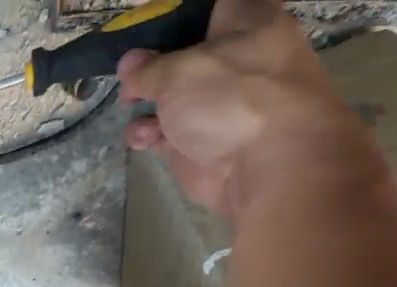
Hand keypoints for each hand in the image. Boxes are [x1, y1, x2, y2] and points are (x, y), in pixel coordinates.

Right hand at [117, 0, 372, 217]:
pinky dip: (150, 133)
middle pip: (185, 49)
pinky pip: (165, 130)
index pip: (213, 4)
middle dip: (152, 61)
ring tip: (130, 104)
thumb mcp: (180, 71)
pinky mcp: (200, 139)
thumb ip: (149, 67)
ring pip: (170, 92)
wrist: (267, 162)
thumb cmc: (233, 98)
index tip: (145, 24)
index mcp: (247, 22)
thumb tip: (130, 64)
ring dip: (145, 99)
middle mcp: (235, 57)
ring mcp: (218, 101)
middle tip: (129, 70)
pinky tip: (145, 137)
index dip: (176, 14)